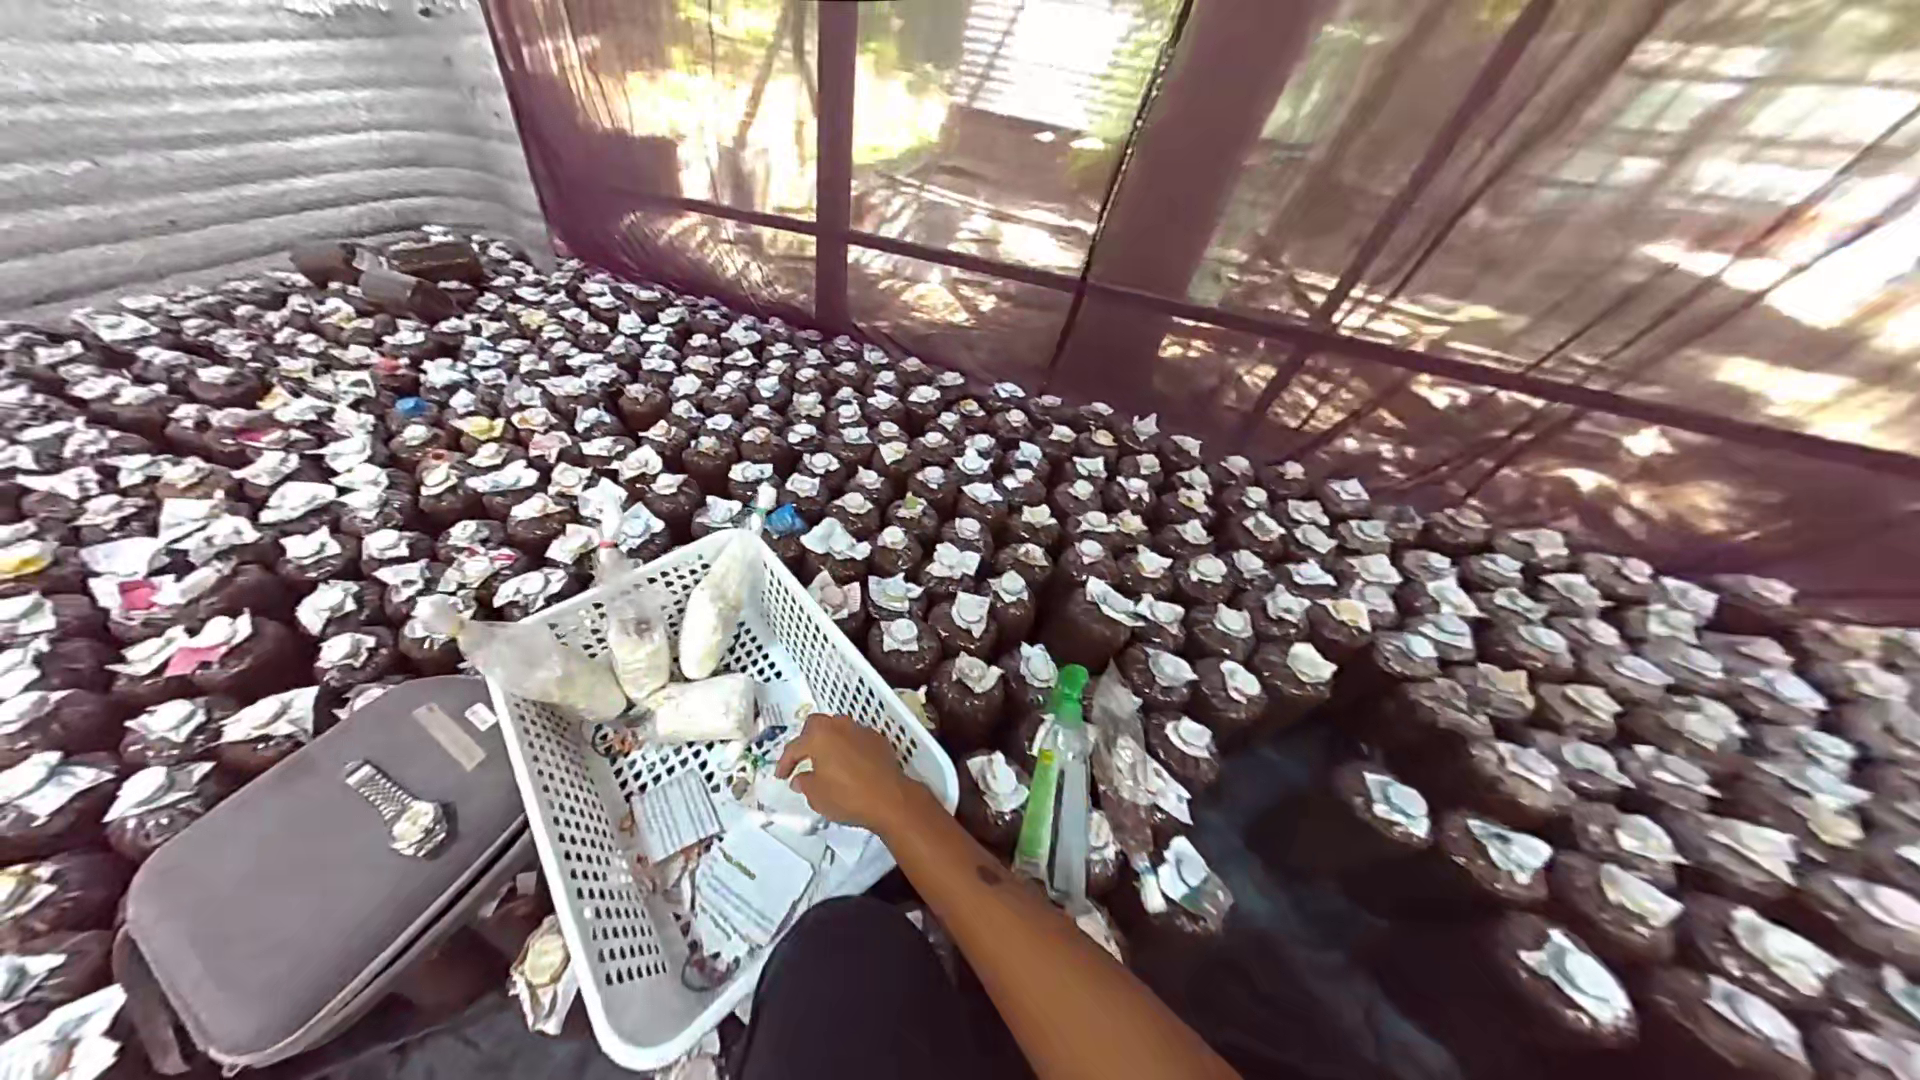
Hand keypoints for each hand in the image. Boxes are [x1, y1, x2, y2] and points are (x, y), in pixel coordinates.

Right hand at [775, 713, 928, 833]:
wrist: (889, 798)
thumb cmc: (848, 796)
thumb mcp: (816, 796)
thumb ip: (804, 783)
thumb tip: (801, 779)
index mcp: (819, 736)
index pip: (795, 746)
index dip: (785, 762)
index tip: (782, 775)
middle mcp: (840, 726)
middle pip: (816, 725)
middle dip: (806, 741)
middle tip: (802, 760)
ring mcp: (860, 730)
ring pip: (838, 728)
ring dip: (828, 741)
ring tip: (825, 761)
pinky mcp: (877, 738)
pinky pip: (856, 737)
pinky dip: (848, 746)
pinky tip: (848, 763)